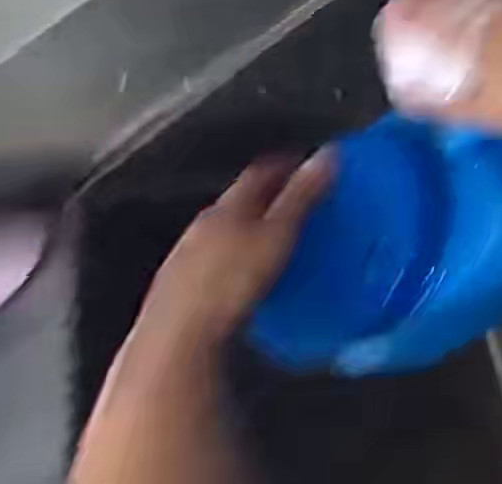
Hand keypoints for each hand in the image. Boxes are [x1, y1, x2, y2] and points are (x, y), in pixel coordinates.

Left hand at [133, 153, 333, 350]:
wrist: (174, 347)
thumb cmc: (231, 283)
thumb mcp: (280, 233)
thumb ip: (304, 193)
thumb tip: (327, 154)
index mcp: (225, 209)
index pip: (260, 173)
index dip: (287, 163)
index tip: (309, 161)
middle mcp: (200, 228)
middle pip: (241, 201)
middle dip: (271, 195)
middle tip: (302, 196)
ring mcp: (184, 260)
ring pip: (226, 230)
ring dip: (253, 226)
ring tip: (281, 233)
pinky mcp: (177, 291)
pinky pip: (216, 258)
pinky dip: (238, 254)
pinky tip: (250, 269)